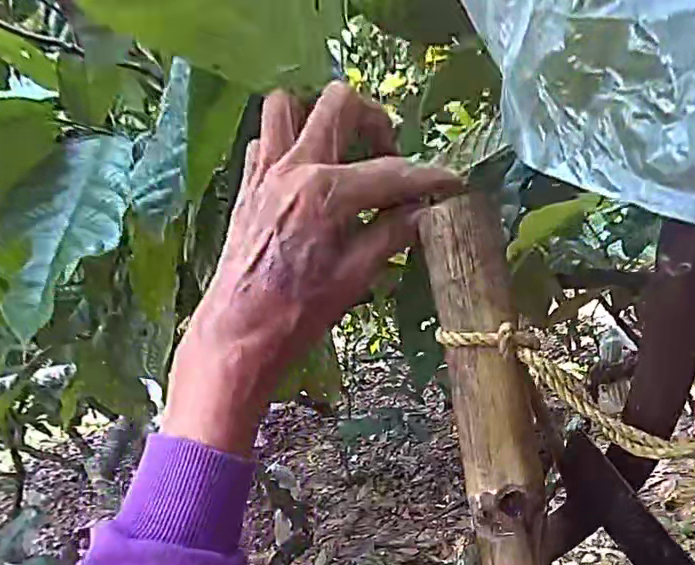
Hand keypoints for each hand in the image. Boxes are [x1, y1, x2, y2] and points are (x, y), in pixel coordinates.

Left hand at [163, 83, 462, 453]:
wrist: (242, 329)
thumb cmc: (300, 312)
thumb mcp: (356, 277)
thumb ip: (390, 235)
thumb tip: (421, 214)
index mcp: (327, 193)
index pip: (390, 173)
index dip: (428, 177)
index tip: (451, 182)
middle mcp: (294, 167)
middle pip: (339, 104)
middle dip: (375, 122)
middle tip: (390, 159)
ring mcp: (265, 170)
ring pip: (291, 105)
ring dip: (322, 119)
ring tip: (344, 154)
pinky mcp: (248, 183)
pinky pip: (267, 138)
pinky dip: (291, 145)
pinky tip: (308, 177)